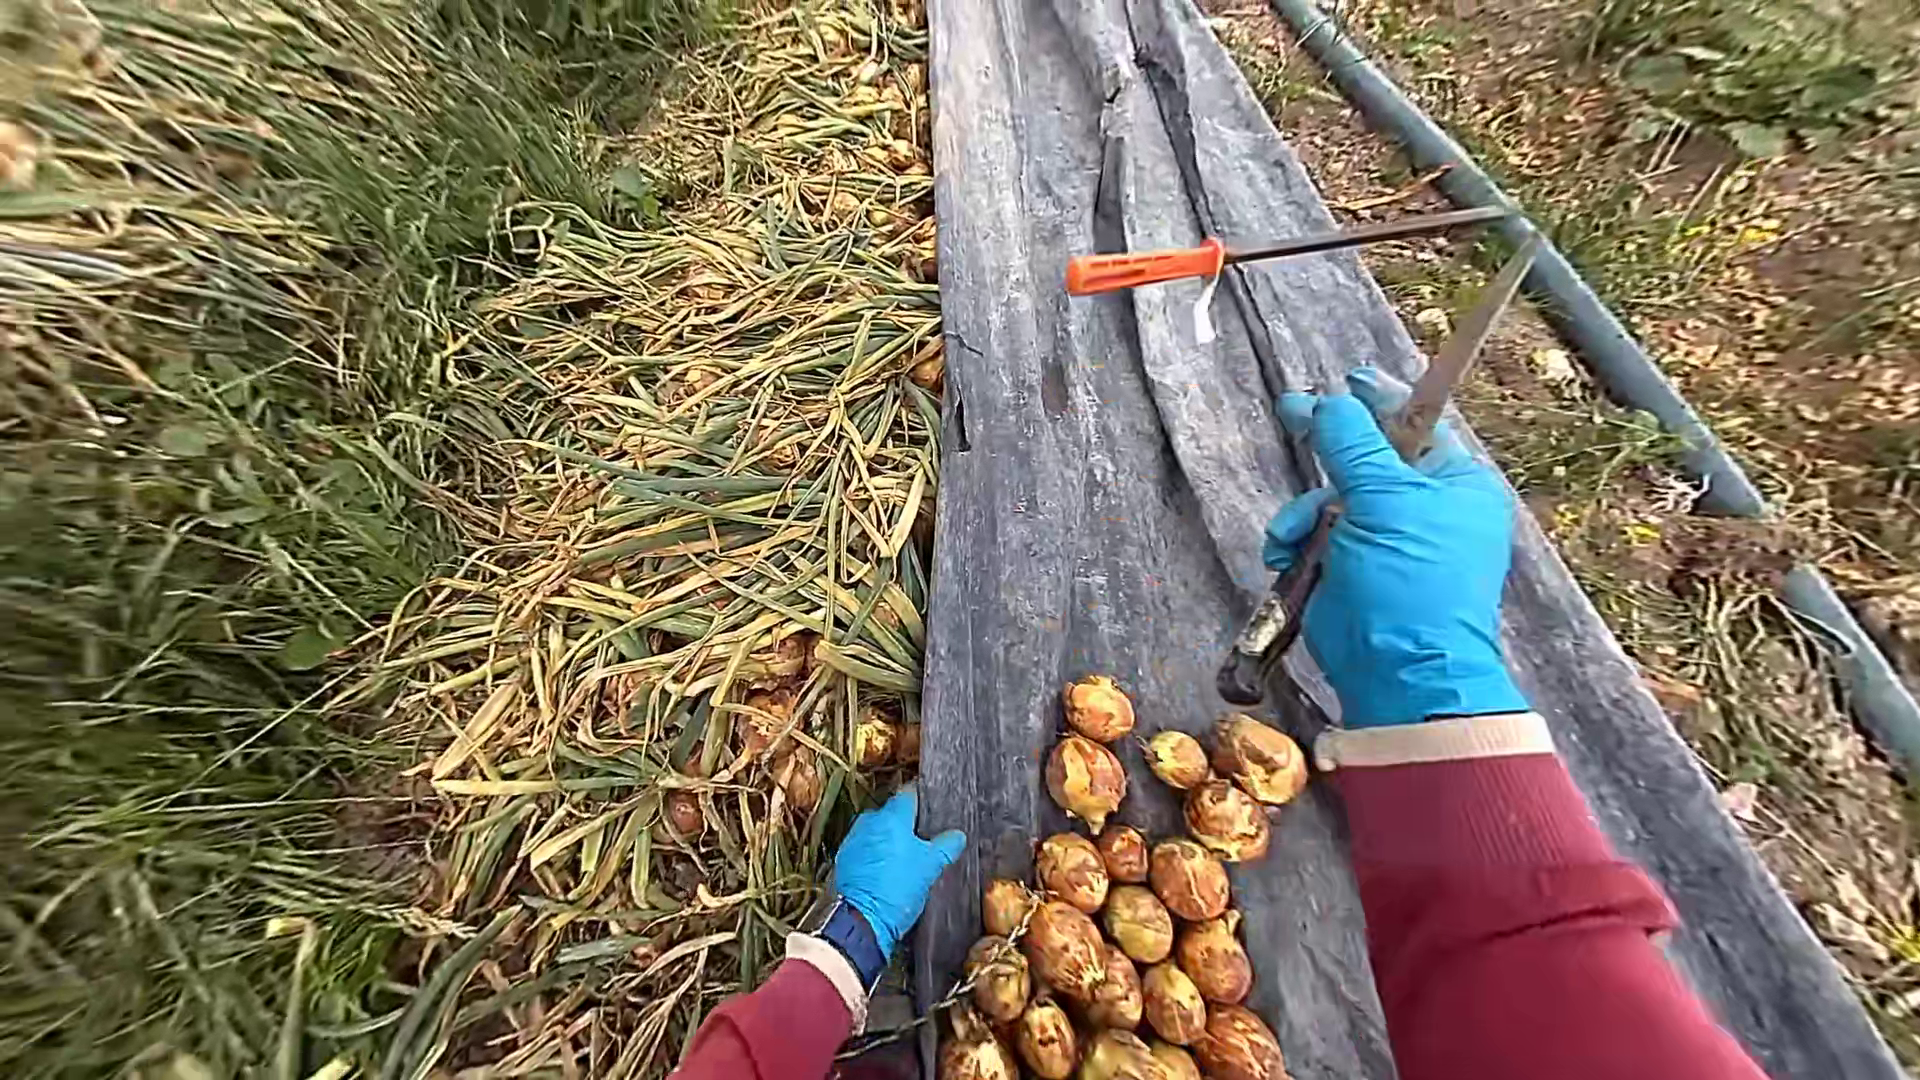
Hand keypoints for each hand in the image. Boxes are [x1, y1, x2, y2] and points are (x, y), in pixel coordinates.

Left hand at [831, 787, 966, 958]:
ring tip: (904, 856)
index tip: (933, 807)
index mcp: (892, 816)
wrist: (861, 921)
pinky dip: (875, 852)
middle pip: (893, 812)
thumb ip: (945, 846)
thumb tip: (958, 835)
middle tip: (923, 838)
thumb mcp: (930, 867)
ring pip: (878, 829)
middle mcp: (870, 820)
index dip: (923, 798)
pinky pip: (864, 846)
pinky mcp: (844, 857)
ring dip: (890, 838)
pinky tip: (885, 869)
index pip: (909, 793)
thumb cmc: (898, 888)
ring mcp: (854, 838)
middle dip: (907, 822)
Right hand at [1263, 367, 1526, 727]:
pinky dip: (1291, 540)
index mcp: (1449, 484)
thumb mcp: (1385, 503)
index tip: (1350, 376)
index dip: (1380, 400)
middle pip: (1361, 456)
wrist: (1393, 664)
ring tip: (1291, 539)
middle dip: (1324, 442)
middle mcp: (1414, 504)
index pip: (1415, 426)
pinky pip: (1308, 531)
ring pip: (1324, 496)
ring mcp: (1375, 534)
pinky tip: (1284, 556)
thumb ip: (1354, 448)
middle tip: (1289, 409)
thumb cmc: (1409, 579)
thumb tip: (1331, 401)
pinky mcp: (1341, 561)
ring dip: (1300, 514)